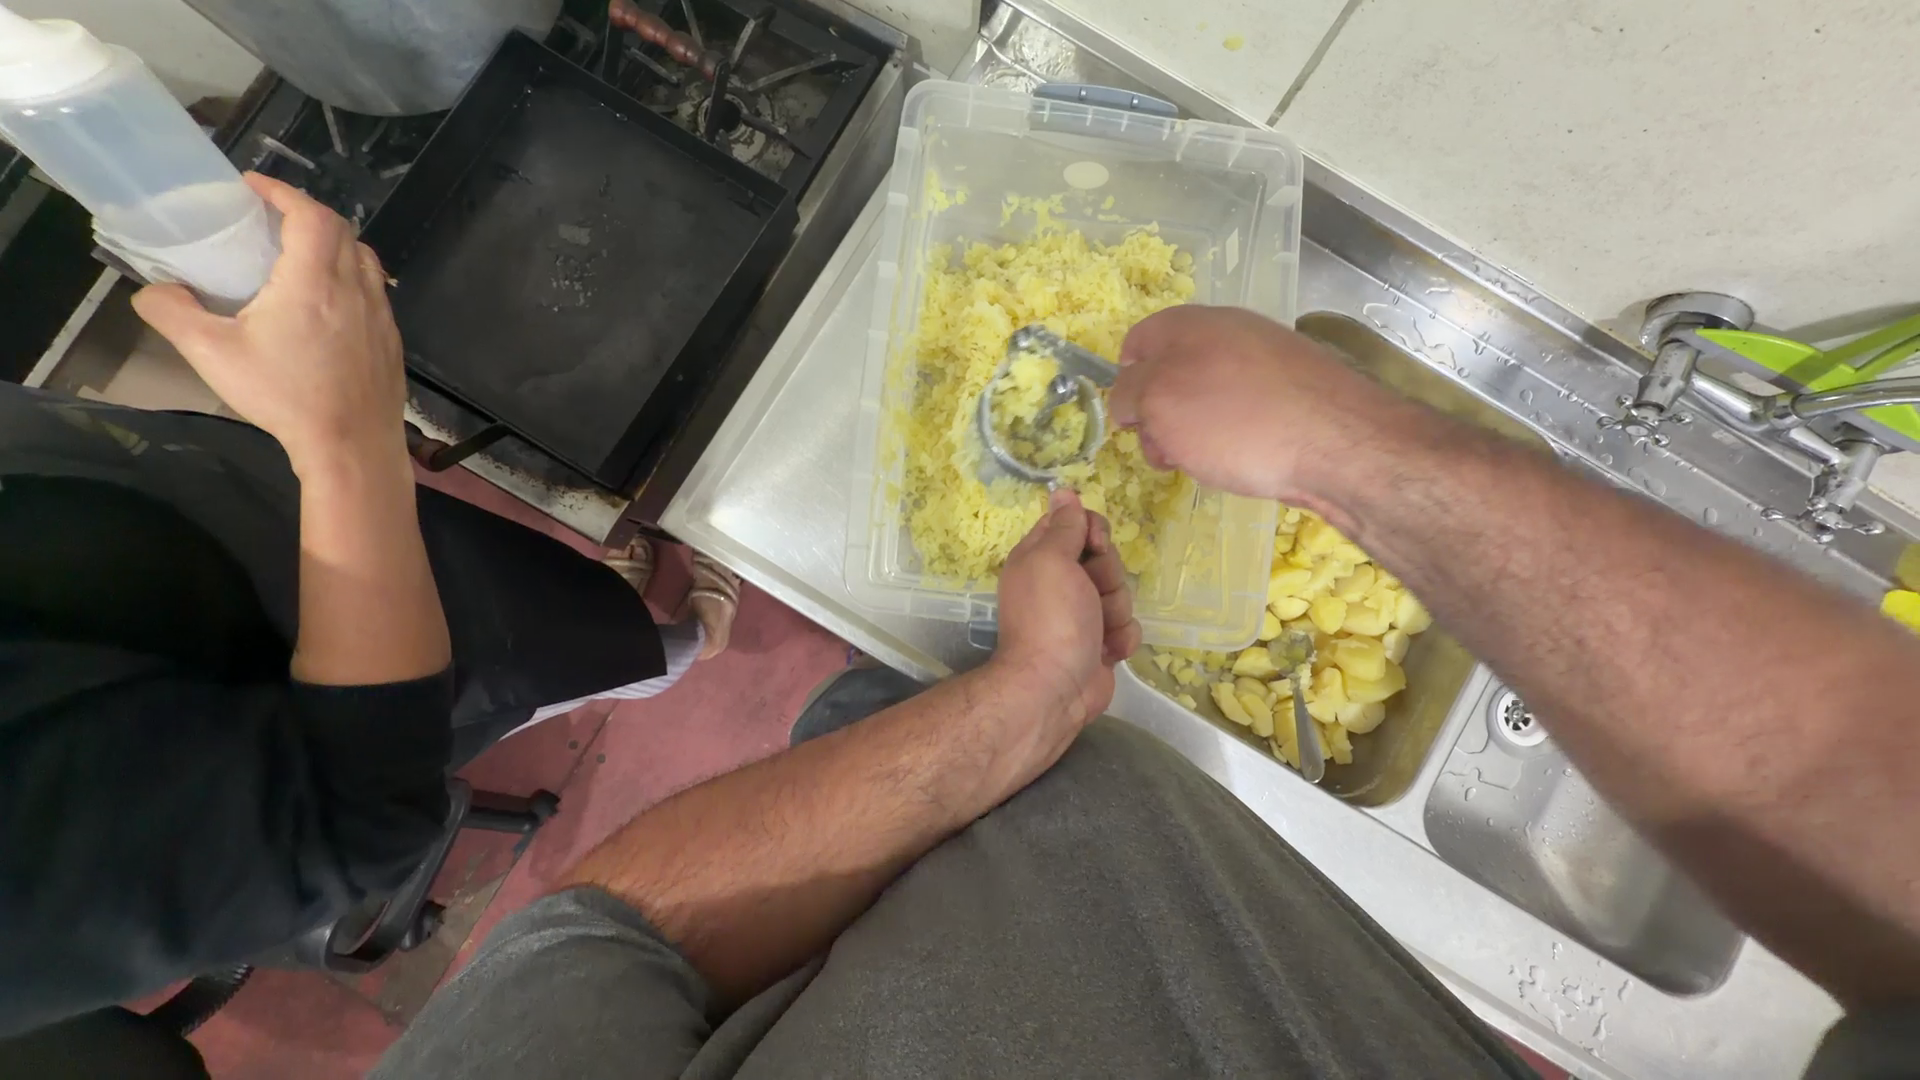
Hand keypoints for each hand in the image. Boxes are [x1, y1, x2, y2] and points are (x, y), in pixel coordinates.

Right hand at [131, 173, 406, 474]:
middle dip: (306, 213)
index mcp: (316, 284)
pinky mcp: (392, 340)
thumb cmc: (286, 396)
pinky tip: (326, 296)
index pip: (313, 217)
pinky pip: (376, 291)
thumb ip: (170, 311)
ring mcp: (382, 317)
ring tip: (297, 251)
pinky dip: (352, 275)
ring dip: (334, 244)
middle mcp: (358, 293)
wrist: (353, 443)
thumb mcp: (209, 352)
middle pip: (343, 232)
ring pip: (366, 261)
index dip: (284, 192)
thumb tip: (159, 290)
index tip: (254, 187)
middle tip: (269, 216)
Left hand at [990, 488, 1140, 728]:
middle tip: (1091, 594)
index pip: (1074, 523)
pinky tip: (1106, 652)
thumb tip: (1063, 492)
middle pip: (1104, 558)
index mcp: (1040, 558)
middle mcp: (1060, 582)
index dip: (1091, 531)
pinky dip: (1121, 639)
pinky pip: (1128, 627)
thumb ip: (1064, 527)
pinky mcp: (1101, 643)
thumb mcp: (1052, 560)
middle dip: (1107, 576)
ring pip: (1120, 592)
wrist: (1055, 687)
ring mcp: (1082, 614)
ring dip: (1115, 612)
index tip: (1095, 545)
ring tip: (1096, 631)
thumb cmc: (1051, 618)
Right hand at [1109, 304, 1402, 503]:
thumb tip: (1127, 398)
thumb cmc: (1235, 420)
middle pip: (1171, 372)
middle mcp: (1228, 331)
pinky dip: (1231, 436)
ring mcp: (1266, 360)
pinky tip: (1241, 460)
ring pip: (1206, 396)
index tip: (1132, 424)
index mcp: (1189, 323)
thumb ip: (1128, 394)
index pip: (1136, 342)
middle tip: (1165, 454)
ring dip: (1191, 432)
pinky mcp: (1294, 391)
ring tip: (1203, 464)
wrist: (1339, 444)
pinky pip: (1242, 410)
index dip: (1125, 384)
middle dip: (1158, 416)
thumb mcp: (1159, 404)